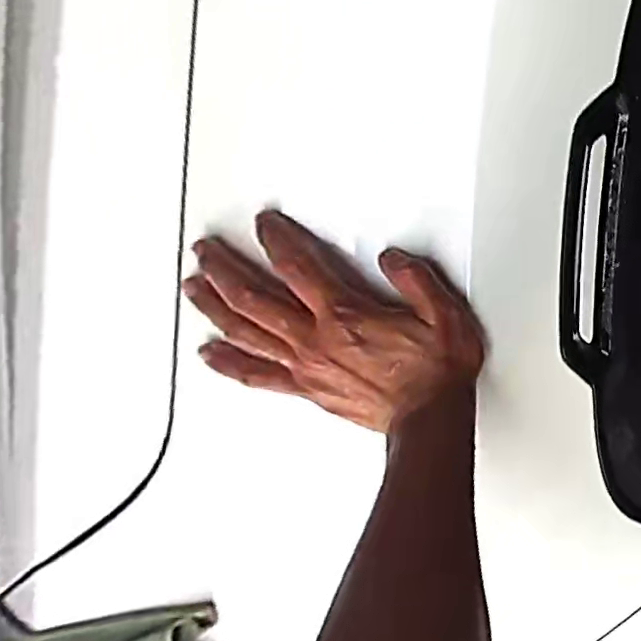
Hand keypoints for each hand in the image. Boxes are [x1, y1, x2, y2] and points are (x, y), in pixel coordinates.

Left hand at [181, 210, 486, 434]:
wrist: (431, 416)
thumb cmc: (437, 371)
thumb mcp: (445, 314)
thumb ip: (417, 281)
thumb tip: (392, 260)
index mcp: (346, 315)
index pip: (297, 267)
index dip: (277, 239)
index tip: (266, 225)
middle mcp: (317, 339)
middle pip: (253, 297)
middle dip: (225, 267)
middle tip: (209, 250)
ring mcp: (307, 366)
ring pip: (244, 331)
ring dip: (212, 305)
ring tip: (195, 287)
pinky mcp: (308, 390)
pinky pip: (255, 374)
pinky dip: (226, 363)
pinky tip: (210, 353)